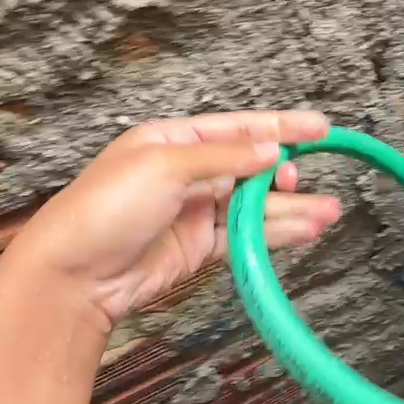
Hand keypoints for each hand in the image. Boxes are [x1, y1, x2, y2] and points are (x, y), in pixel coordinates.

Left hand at [0, 110, 341, 330]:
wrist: (73, 276)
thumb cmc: (103, 210)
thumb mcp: (163, 167)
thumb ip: (225, 156)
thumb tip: (272, 149)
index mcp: (174, 141)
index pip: (240, 129)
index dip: (282, 126)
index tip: (320, 127)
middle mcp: (189, 173)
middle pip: (252, 169)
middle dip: (287, 176)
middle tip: (309, 183)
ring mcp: (197, 211)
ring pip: (256, 207)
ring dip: (292, 209)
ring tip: (329, 213)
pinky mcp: (201, 247)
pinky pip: (248, 236)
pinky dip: (278, 234)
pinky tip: (305, 230)